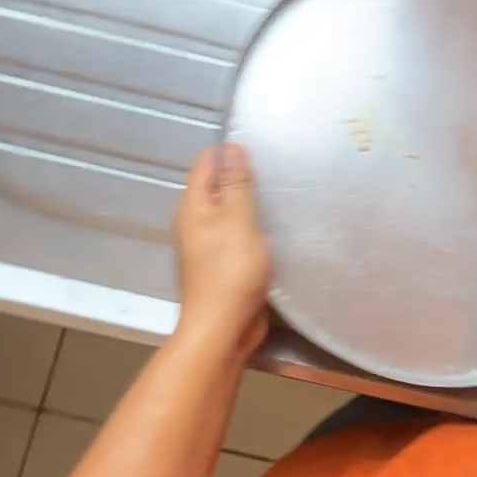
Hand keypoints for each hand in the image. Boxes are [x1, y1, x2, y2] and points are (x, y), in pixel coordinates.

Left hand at [172, 143, 270, 355]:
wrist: (222, 329)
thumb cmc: (230, 272)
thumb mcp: (238, 221)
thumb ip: (237, 184)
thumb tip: (232, 147)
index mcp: (193, 207)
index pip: (206, 164)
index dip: (230, 152)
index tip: (262, 148)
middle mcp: (196, 222)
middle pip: (218, 186)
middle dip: (244, 176)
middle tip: (279, 169)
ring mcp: (209, 244)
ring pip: (231, 211)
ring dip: (252, 203)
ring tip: (283, 194)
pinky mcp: (224, 263)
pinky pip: (239, 233)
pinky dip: (255, 227)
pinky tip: (277, 228)